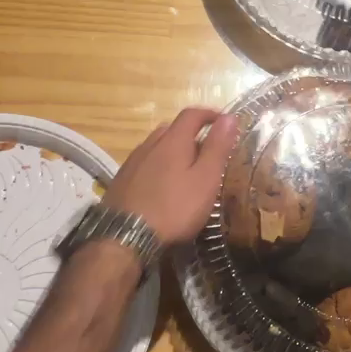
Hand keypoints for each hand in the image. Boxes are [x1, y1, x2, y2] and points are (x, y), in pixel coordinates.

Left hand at [104, 107, 240, 246]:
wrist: (125, 237)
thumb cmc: (174, 208)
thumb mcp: (205, 179)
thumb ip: (217, 147)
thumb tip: (230, 116)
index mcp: (172, 141)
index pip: (191, 114)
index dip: (209, 114)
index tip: (224, 121)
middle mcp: (149, 145)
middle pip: (172, 129)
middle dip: (191, 134)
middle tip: (207, 152)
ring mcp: (132, 163)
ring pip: (156, 147)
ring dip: (173, 152)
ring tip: (186, 172)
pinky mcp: (121, 181)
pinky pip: (144, 164)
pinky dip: (158, 167)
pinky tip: (162, 188)